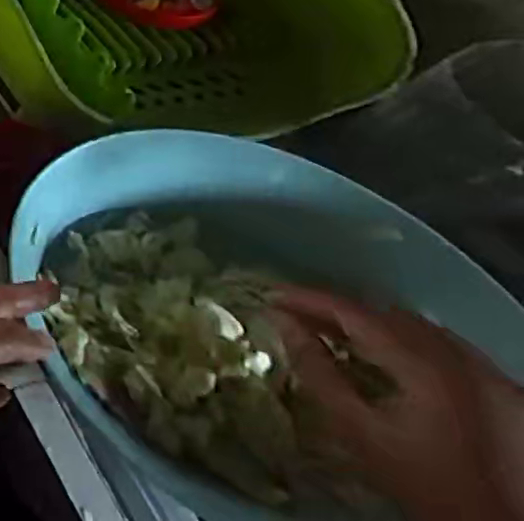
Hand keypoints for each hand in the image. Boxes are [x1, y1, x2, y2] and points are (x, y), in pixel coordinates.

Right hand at [272, 285, 523, 520]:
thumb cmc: (417, 474)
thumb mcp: (354, 424)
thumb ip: (314, 367)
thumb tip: (280, 320)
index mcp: (421, 365)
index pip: (353, 312)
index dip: (306, 299)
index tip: (269, 296)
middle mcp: (458, 361)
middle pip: (385, 314)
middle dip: (335, 309)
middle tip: (294, 314)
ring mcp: (487, 376)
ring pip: (416, 327)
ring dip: (369, 322)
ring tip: (331, 331)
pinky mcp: (501, 390)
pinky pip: (443, 345)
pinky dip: (403, 338)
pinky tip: (384, 354)